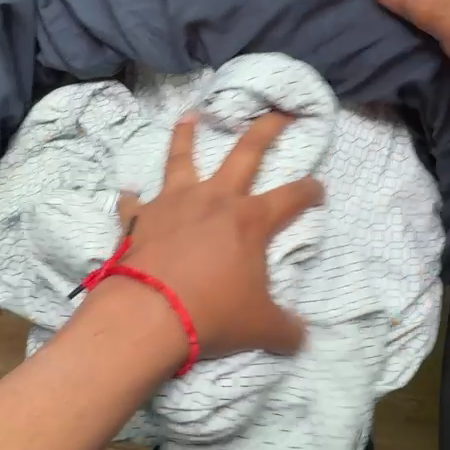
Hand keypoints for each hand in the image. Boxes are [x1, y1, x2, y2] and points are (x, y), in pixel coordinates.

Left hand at [107, 112, 320, 358]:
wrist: (146, 316)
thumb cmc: (211, 314)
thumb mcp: (260, 328)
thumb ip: (286, 329)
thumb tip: (303, 337)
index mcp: (251, 220)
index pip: (292, 197)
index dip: (310, 190)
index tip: (319, 187)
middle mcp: (216, 199)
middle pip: (246, 152)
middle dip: (267, 129)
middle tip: (278, 113)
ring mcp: (175, 202)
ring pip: (183, 157)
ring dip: (187, 136)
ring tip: (190, 116)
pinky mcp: (140, 218)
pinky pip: (134, 202)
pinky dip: (133, 198)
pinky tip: (129, 193)